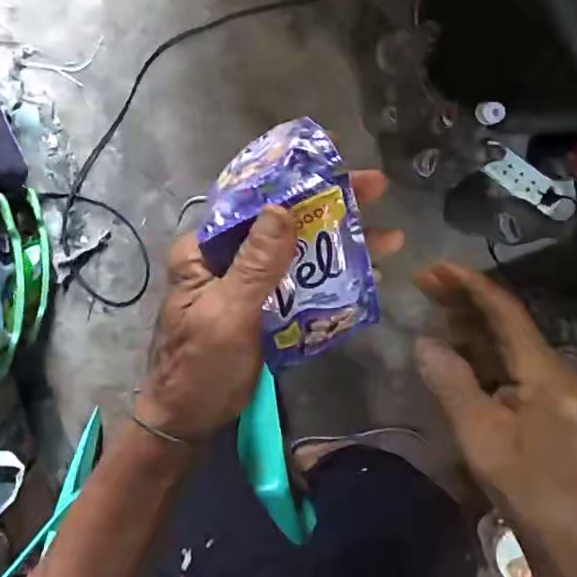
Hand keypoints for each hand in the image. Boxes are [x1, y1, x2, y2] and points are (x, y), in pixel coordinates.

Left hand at [140, 170, 401, 441]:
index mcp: (204, 249)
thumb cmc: (199, 366)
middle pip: (280, 219)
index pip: (249, 198)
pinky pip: (299, 279)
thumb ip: (256, 264)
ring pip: (295, 248)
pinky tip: (365, 270)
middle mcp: (225, 256)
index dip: (289, 174)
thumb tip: (282, 207)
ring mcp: (246, 281)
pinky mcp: (263, 306)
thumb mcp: (228, 314)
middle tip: (375, 188)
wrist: (188, 421)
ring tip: (388, 234)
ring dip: (337, 239)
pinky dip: (330, 272)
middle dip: (327, 202)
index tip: (330, 156)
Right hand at [413, 261, 576, 536]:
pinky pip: (503, 358)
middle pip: (504, 319)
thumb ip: (451, 382)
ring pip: (502, 338)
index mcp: (543, 370)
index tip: (435, 267)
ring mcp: (545, 383)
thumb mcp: (479, 432)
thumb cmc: (524, 482)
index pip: (505, 312)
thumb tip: (423, 342)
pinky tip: (450, 341)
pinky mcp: (537, 399)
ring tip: (430, 302)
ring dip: (467, 319)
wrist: (563, 532)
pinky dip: (474, 345)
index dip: (470, 285)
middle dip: (464, 297)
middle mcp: (550, 367)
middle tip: (423, 280)